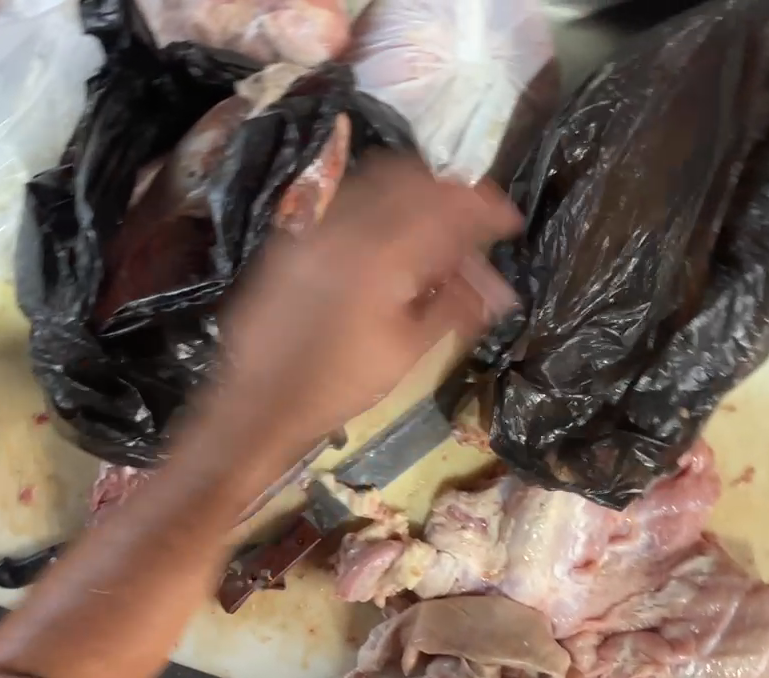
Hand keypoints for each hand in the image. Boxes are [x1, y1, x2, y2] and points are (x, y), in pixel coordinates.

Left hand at [204, 156, 521, 460]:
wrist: (261, 404)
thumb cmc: (338, 386)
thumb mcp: (407, 352)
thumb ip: (454, 306)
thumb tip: (496, 287)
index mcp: (387, 253)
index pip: (452, 207)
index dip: (488, 209)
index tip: (507, 223)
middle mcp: (348, 226)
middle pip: (414, 181)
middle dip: (449, 195)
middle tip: (468, 223)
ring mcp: (312, 231)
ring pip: (373, 184)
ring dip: (410, 194)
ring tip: (427, 226)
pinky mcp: (288, 244)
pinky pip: (339, 206)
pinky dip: (371, 208)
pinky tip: (379, 240)